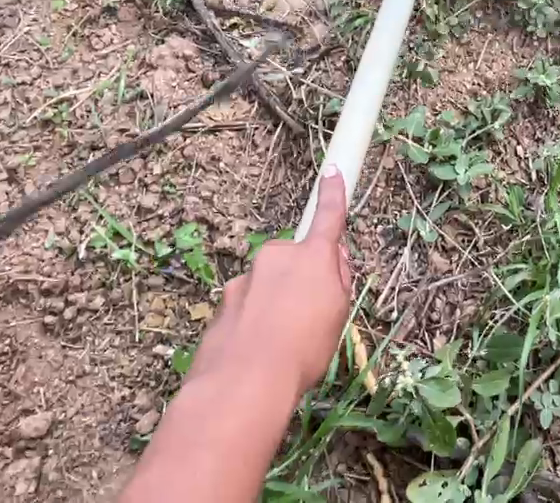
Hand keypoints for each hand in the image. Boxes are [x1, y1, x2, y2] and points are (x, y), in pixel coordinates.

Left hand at [187, 170, 353, 401]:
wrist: (240, 388)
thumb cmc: (303, 348)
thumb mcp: (339, 311)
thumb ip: (337, 279)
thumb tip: (332, 260)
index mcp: (310, 256)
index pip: (328, 217)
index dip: (333, 194)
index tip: (332, 172)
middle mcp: (274, 259)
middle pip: (295, 260)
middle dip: (304, 278)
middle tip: (314, 315)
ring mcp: (243, 282)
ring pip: (269, 287)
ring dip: (277, 305)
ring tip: (283, 346)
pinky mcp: (220, 308)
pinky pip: (247, 309)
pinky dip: (255, 325)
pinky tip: (258, 356)